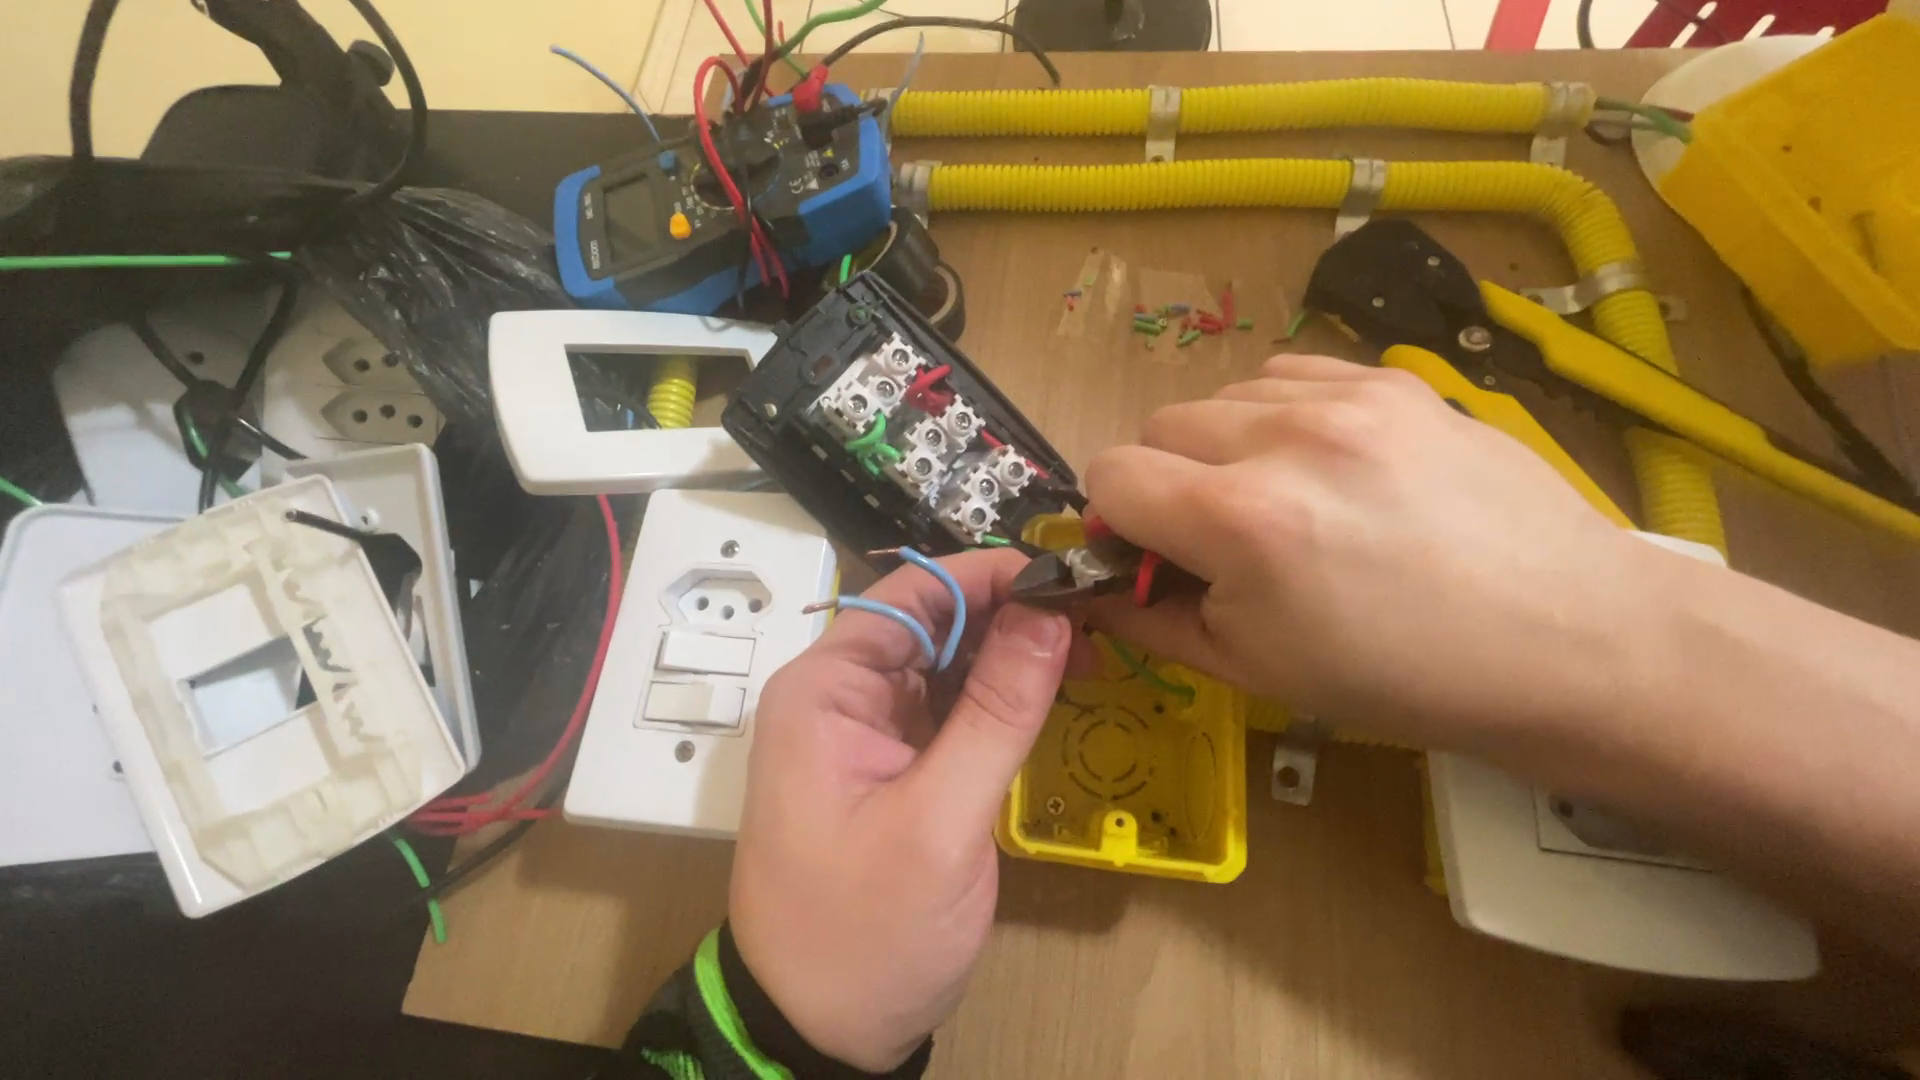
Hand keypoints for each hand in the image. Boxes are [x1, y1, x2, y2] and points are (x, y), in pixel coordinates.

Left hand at [729, 550, 1074, 1071]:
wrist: (819, 1031)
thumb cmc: (866, 930)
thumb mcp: (941, 821)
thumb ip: (997, 712)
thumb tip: (1049, 613)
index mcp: (827, 688)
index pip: (913, 596)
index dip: (989, 577)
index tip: (1066, 579)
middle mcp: (840, 694)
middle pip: (932, 623)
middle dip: (1010, 616)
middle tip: (1095, 624)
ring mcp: (865, 729)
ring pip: (946, 662)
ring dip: (1011, 655)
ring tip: (1088, 658)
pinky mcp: (892, 761)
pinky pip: (948, 706)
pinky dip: (997, 698)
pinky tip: (1048, 696)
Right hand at [1083, 353, 1661, 750]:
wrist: (1569, 641)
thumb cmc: (1399, 678)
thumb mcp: (1251, 670)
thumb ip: (1147, 618)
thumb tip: (1088, 589)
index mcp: (1239, 520)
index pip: (1109, 475)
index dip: (1112, 521)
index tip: (1148, 554)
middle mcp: (1282, 437)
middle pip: (1154, 427)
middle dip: (1163, 482)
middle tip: (1215, 535)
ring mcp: (1346, 397)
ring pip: (1217, 397)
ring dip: (1218, 446)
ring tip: (1278, 497)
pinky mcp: (1393, 379)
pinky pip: (1286, 374)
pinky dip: (1275, 415)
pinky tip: (1321, 463)